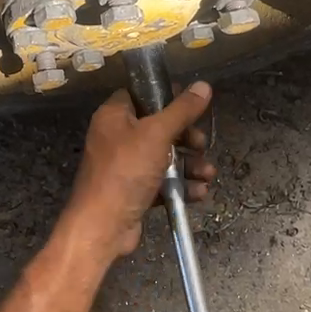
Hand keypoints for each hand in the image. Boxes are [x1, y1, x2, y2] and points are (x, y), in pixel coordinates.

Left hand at [60, 81, 215, 257]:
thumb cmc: (126, 171)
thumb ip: (181, 111)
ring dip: (189, 164)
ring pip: (164, 157)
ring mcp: (125, 166)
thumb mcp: (157, 135)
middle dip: (186, 138)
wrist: (103, 226)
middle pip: (159, 128)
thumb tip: (203, 85)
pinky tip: (198, 192)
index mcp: (114, 116)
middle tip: (200, 145)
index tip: (192, 105)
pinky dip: (180, 186)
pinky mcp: (134, 191)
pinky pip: (162, 182)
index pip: (141, 95)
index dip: (167, 97)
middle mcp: (117, 138)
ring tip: (207, 173)